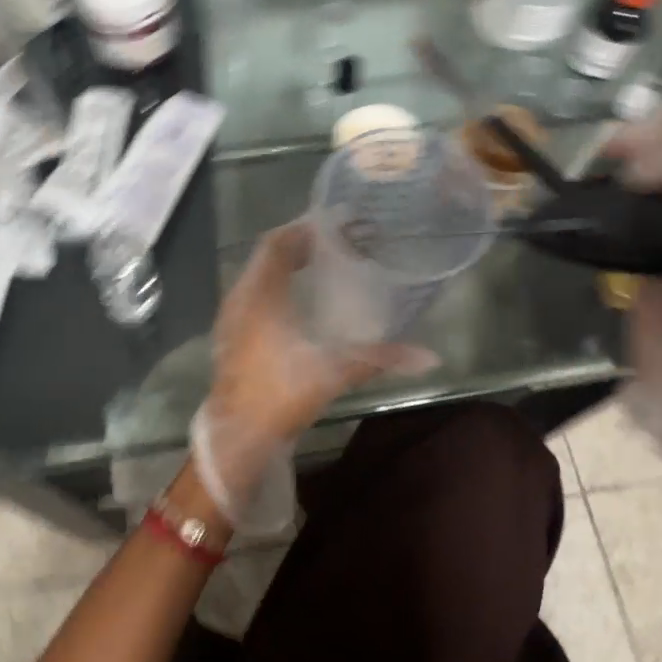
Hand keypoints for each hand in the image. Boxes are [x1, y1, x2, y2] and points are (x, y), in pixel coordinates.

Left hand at [192, 222, 436, 530]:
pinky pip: (253, 293)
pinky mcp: (231, 335)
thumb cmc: (279, 396)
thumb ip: (380, 358)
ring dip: (285, 265)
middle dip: (300, 245)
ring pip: (258, 275)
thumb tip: (429, 356)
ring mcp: (232, 317)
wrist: (235, 438)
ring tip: (321, 264)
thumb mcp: (333, 373)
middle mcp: (242, 298)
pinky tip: (299, 301)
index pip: (276, 244)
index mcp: (261, 296)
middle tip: (337, 243)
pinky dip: (275, 285)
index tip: (336, 224)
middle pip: (267, 256)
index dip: (303, 229)